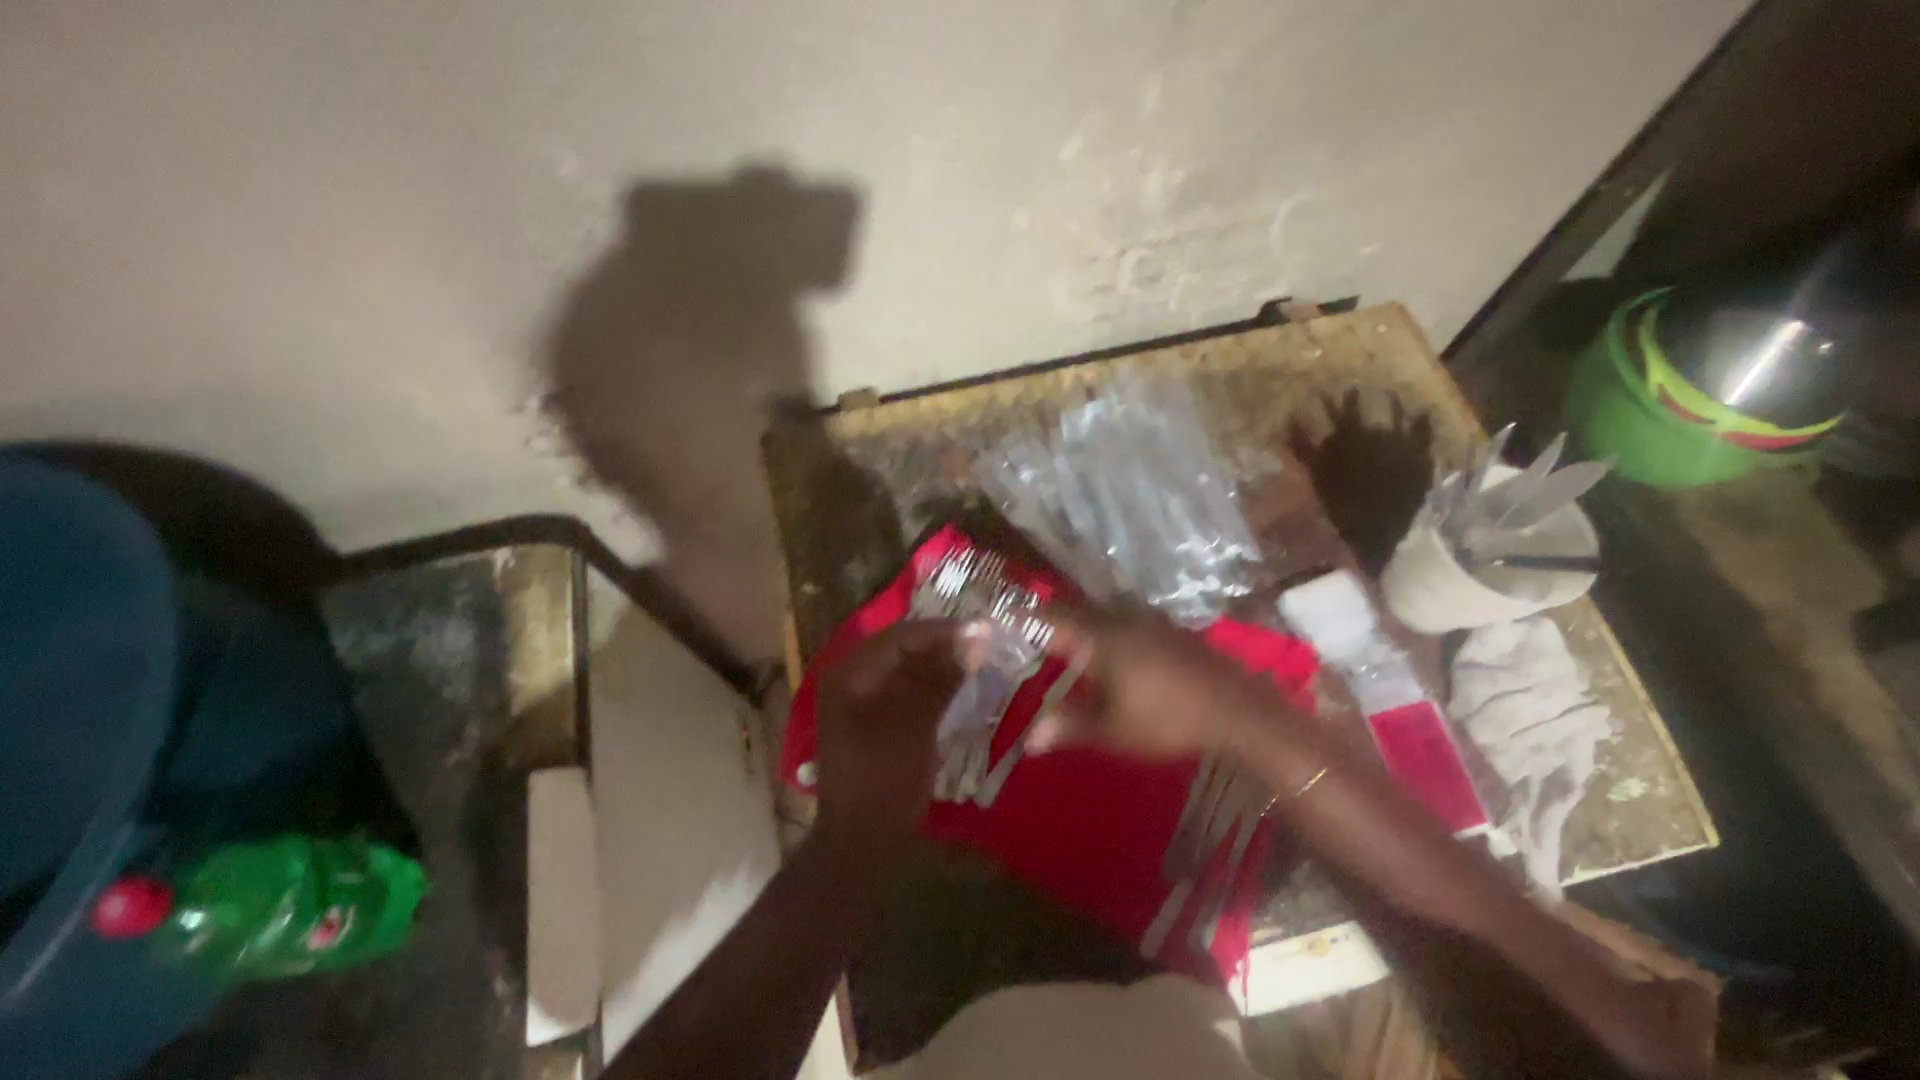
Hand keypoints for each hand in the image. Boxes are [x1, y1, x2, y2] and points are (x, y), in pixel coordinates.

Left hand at [812, 619, 962, 857]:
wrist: (861, 843)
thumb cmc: (884, 778)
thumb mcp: (915, 724)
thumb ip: (941, 679)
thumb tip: (974, 641)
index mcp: (849, 675)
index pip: (900, 636)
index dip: (943, 631)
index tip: (983, 631)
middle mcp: (850, 683)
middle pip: (901, 651)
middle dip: (942, 647)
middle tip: (985, 644)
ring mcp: (860, 707)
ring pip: (905, 673)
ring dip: (939, 667)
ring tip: (980, 662)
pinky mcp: (874, 729)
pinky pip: (905, 696)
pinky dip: (932, 691)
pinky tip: (961, 691)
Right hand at [1031, 605, 1302, 758]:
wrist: (1239, 711)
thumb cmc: (1168, 721)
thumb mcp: (1113, 731)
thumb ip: (1069, 727)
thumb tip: (1029, 739)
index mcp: (1099, 637)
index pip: (1045, 620)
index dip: (1014, 621)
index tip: (985, 626)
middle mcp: (1121, 619)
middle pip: (1072, 613)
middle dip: (1044, 624)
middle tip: (1021, 640)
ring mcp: (1150, 622)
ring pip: (1101, 617)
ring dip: (1077, 630)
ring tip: (1061, 651)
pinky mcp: (1172, 632)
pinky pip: (1125, 625)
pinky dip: (1105, 637)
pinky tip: (1110, 660)